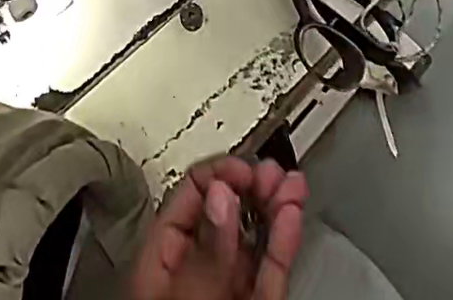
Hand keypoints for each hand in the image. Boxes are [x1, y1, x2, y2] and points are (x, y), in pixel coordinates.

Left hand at [130, 156, 308, 299]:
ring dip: (275, 206)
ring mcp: (222, 290)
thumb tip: (221, 195)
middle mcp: (191, 272)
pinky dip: (283, 242)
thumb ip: (205, 249)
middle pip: (225, 211)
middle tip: (274, 169)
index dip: (219, 173)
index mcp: (159, 261)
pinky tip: (291, 216)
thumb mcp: (184, 294)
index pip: (188, 194)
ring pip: (252, 239)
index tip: (244, 167)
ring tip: (292, 183)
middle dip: (253, 184)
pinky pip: (268, 271)